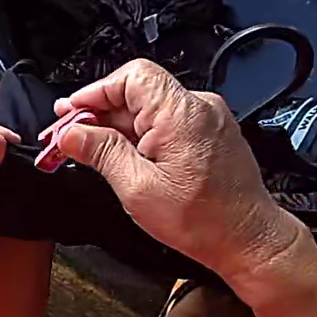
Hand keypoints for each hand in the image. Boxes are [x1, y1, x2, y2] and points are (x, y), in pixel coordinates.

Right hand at [54, 60, 307, 285]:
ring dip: (116, 126)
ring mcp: (206, 119)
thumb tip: (70, 135)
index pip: (129, 77)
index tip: (69, 113)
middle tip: (69, 136)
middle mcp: (198, 107)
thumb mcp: (137, 188)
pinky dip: (139, 134)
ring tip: (91, 151)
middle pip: (135, 92)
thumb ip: (101, 153)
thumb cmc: (203, 220)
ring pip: (148, 108)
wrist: (247, 240)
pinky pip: (165, 121)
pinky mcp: (208, 133)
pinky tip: (121, 156)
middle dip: (98, 113)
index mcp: (180, 113)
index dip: (93, 92)